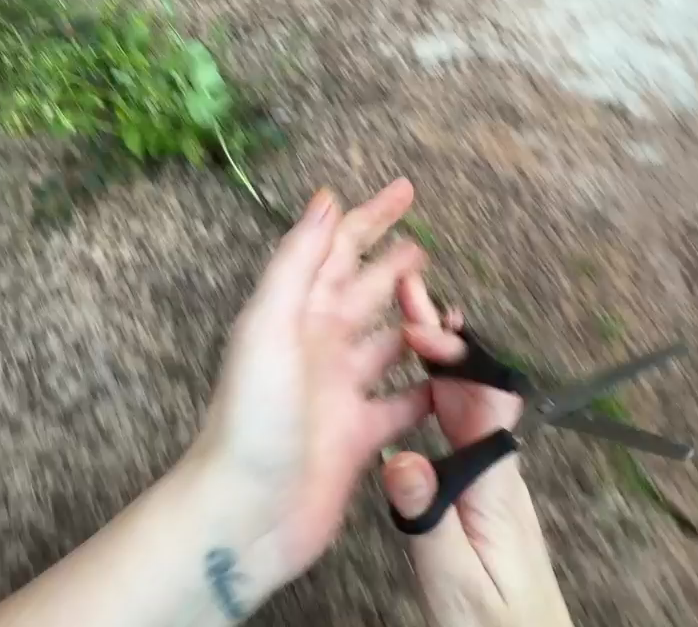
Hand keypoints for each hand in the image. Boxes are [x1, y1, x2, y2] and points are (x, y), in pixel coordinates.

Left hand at [187, 180, 432, 593]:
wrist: (245, 509)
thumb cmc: (252, 414)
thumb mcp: (268, 325)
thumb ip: (297, 262)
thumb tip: (325, 198)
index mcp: (296, 311)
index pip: (337, 248)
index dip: (368, 216)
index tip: (404, 189)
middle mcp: (318, 343)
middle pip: (364, 289)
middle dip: (393, 262)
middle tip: (427, 242)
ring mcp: (339, 388)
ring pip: (386, 341)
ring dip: (413, 319)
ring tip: (448, 302)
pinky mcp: (359, 435)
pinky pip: (402, 403)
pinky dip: (427, 388)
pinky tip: (453, 381)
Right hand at [380, 277, 573, 626]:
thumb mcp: (456, 586)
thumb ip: (431, 522)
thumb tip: (402, 457)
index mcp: (495, 485)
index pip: (487, 401)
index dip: (456, 356)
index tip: (418, 327)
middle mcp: (497, 470)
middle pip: (475, 386)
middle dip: (442, 334)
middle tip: (408, 290)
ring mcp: (489, 477)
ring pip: (465, 398)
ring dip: (438, 351)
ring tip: (407, 310)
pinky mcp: (476, 487)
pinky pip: (456, 420)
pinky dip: (434, 383)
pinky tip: (414, 371)